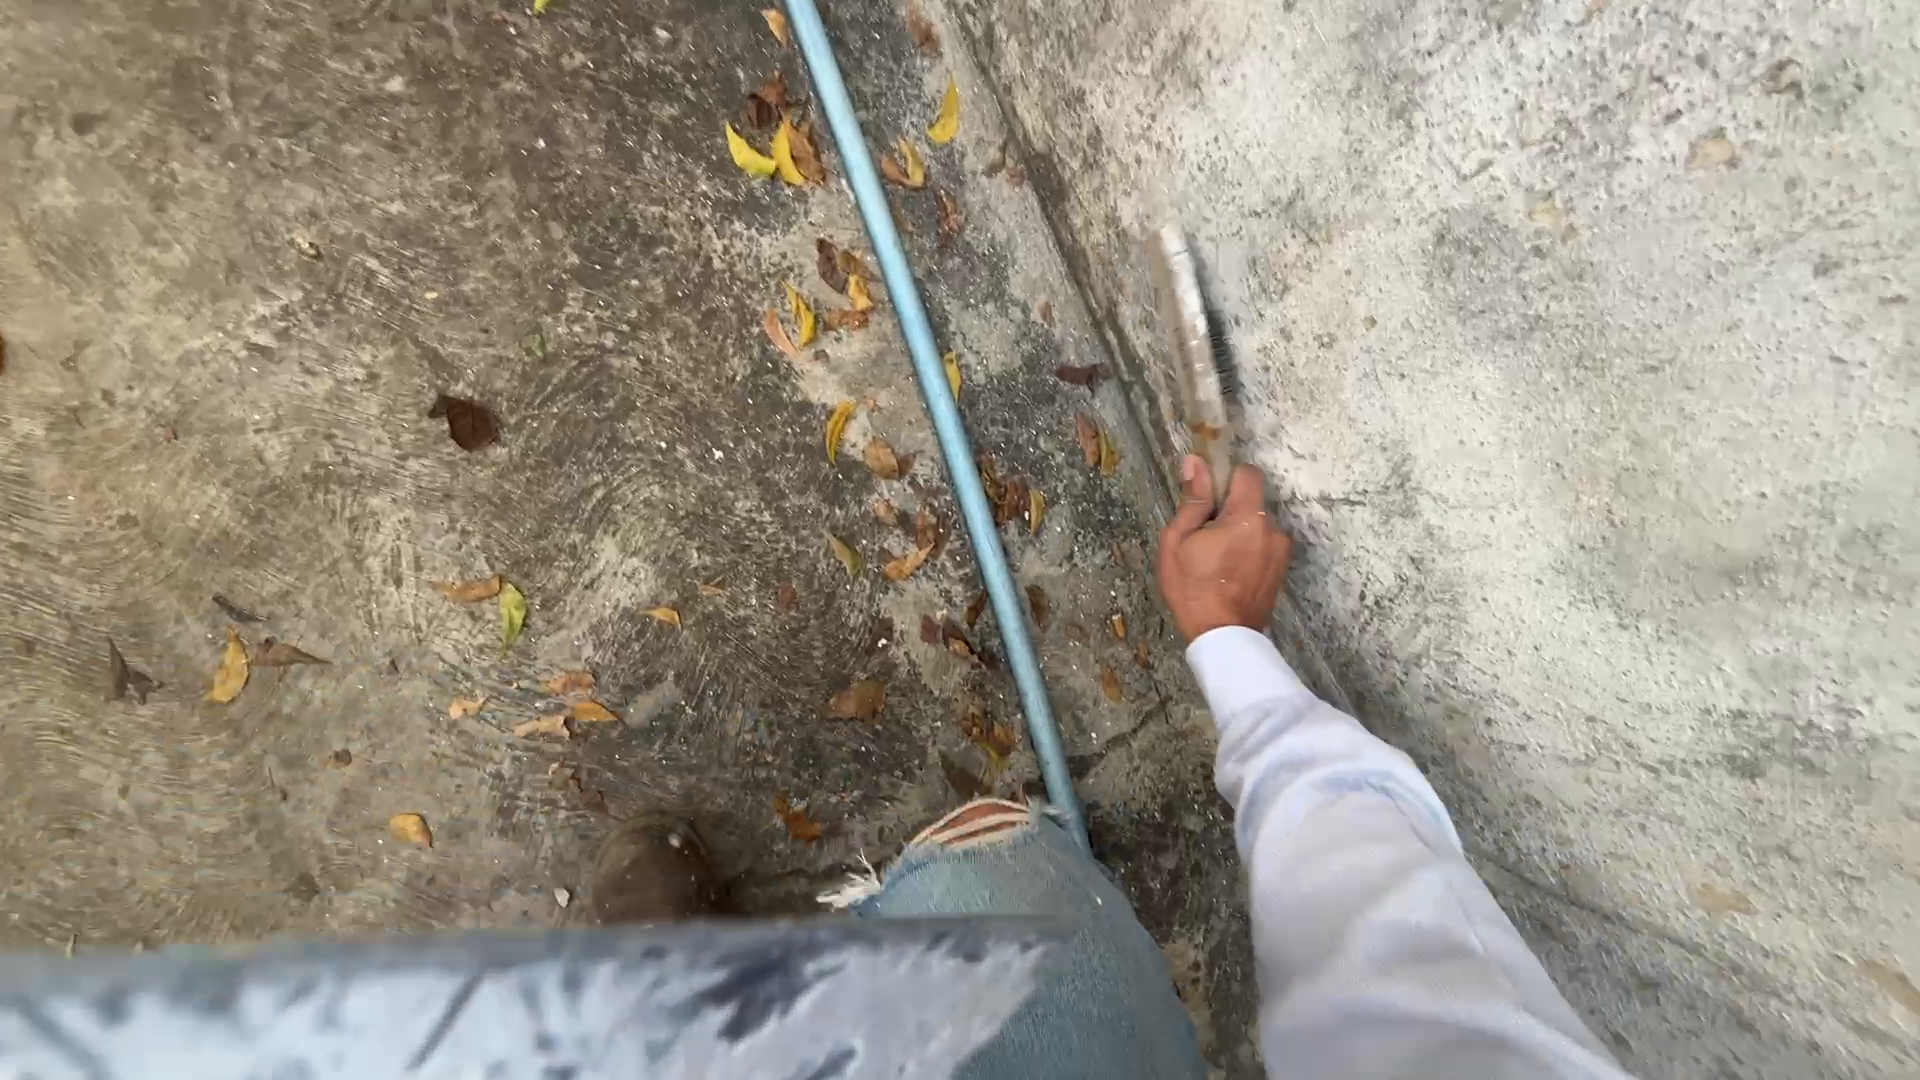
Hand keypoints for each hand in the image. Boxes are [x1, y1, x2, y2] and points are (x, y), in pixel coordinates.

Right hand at [1156, 456, 1291, 642]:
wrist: (1222, 636)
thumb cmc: (1193, 588)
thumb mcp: (1179, 541)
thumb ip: (1193, 500)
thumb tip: (1195, 462)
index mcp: (1248, 516)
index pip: (1248, 473)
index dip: (1226, 477)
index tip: (1207, 497)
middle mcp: (1272, 528)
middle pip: (1250, 502)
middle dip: (1228, 511)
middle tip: (1203, 537)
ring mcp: (1280, 550)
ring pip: (1256, 526)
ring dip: (1238, 533)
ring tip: (1215, 559)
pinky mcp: (1281, 568)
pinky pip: (1262, 545)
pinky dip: (1247, 550)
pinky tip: (1228, 571)